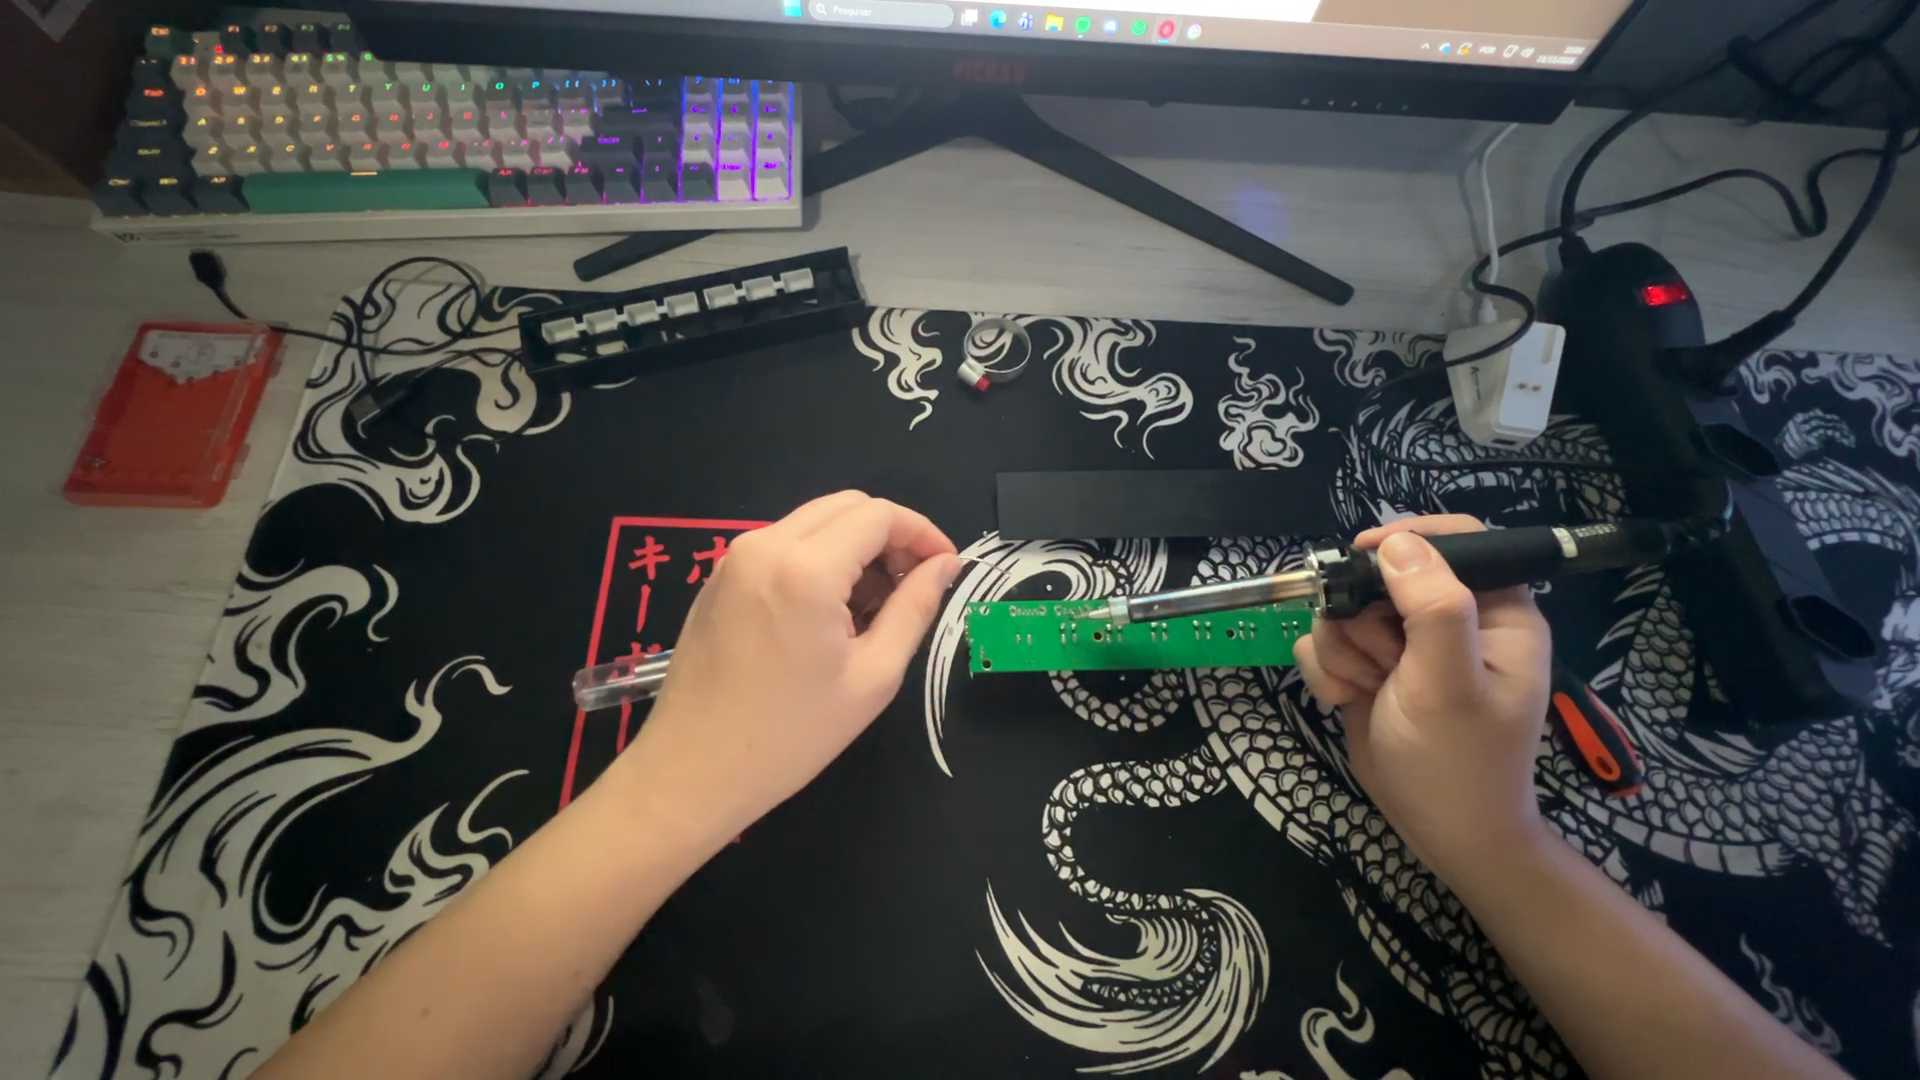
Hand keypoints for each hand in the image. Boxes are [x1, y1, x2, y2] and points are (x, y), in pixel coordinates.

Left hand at [611, 491, 960, 845]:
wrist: (692, 772)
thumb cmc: (790, 735)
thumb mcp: (872, 675)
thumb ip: (915, 607)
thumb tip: (945, 565)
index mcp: (805, 568)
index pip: (879, 514)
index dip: (922, 532)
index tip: (945, 566)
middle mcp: (765, 545)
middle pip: (847, 506)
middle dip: (890, 535)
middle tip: (913, 585)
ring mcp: (735, 558)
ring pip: (815, 522)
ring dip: (855, 548)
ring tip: (875, 608)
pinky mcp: (720, 577)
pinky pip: (784, 544)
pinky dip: (821, 559)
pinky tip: (830, 613)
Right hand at [1293, 515, 1552, 884]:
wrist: (1437, 828)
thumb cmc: (1458, 759)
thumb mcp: (1449, 682)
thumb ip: (1431, 608)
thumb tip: (1396, 543)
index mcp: (1494, 612)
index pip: (1456, 541)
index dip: (1406, 539)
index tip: (1361, 556)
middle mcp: (1446, 619)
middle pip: (1378, 576)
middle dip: (1361, 617)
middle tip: (1383, 661)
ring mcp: (1401, 644)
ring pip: (1341, 611)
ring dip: (1342, 651)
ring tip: (1370, 688)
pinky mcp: (1366, 666)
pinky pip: (1323, 644)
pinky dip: (1327, 672)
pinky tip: (1350, 700)